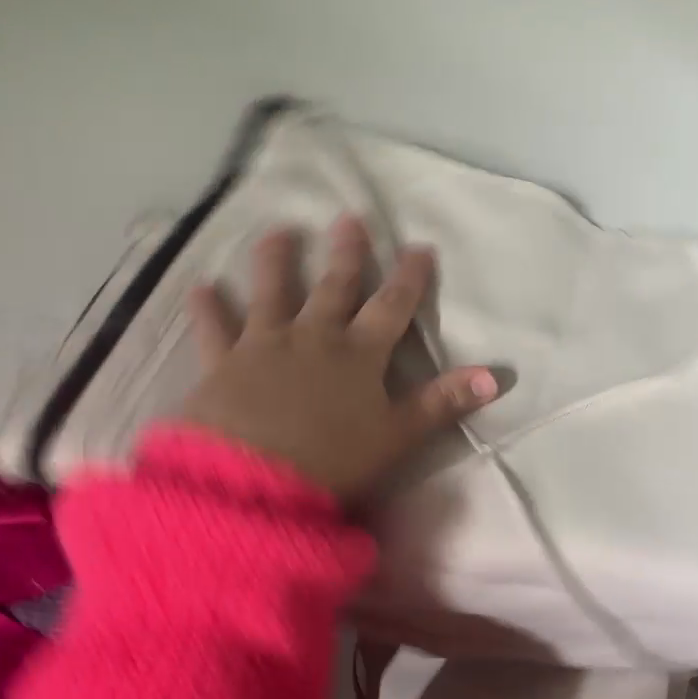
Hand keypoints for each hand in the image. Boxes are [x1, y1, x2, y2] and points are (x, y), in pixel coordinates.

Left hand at [180, 216, 497, 502]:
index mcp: (360, 355)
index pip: (392, 308)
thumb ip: (444, 402)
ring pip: (272, 293)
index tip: (420, 247)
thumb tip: (495, 376)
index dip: (409, 278)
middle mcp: (313, 338)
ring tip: (279, 231)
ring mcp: (264, 346)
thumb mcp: (400, 434)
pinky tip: (201, 288)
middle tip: (349, 218)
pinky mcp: (222, 365)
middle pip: (333, 289)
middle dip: (346, 254)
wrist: (252, 479)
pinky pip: (215, 330)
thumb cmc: (335, 458)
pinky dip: (209, 309)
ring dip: (277, 261)